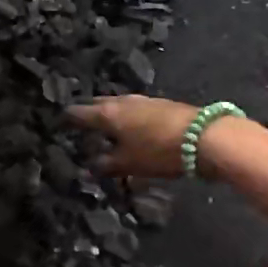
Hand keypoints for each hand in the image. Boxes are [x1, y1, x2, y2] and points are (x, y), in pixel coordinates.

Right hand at [67, 95, 200, 179]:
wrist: (210, 138)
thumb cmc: (160, 151)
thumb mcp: (129, 164)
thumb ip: (106, 165)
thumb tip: (89, 166)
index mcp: (106, 114)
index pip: (75, 113)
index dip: (64, 120)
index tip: (57, 127)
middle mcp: (120, 101)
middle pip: (95, 104)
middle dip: (87, 114)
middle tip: (81, 127)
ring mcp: (142, 100)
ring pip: (116, 105)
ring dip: (109, 115)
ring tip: (107, 129)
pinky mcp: (162, 104)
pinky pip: (134, 108)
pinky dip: (128, 117)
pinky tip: (134, 128)